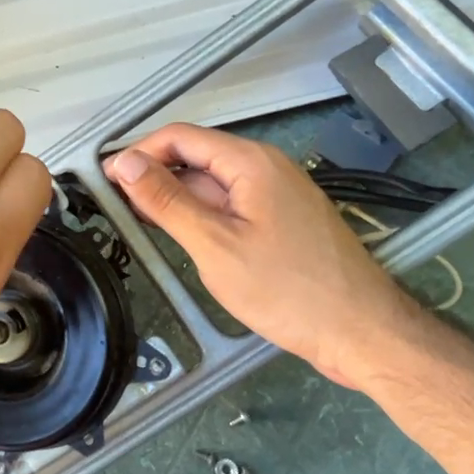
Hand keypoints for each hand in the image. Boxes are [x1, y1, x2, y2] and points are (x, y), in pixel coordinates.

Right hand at [102, 124, 419, 386]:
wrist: (367, 336)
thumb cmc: (290, 291)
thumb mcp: (215, 246)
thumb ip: (166, 200)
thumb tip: (125, 162)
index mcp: (251, 162)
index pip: (179, 136)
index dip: (138, 153)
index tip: (106, 181)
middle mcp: (265, 168)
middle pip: (195, 157)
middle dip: (155, 177)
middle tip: (119, 209)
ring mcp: (277, 195)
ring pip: (212, 183)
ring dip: (177, 199)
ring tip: (145, 226)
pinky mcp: (283, 220)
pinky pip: (231, 205)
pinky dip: (202, 216)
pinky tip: (185, 239)